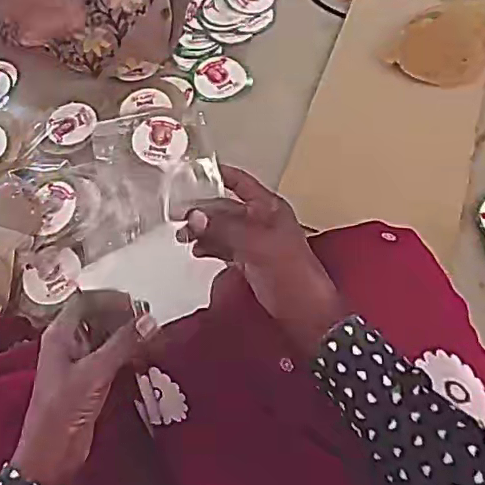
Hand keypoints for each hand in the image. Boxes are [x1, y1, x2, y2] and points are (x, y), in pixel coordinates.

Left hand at [10, 292, 152, 484]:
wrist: (50, 457)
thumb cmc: (63, 410)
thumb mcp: (94, 373)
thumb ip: (122, 344)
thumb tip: (150, 318)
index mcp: (60, 334)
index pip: (85, 301)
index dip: (110, 298)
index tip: (137, 303)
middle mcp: (68, 342)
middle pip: (97, 316)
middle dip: (122, 315)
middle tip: (150, 320)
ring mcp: (79, 362)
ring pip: (105, 337)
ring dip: (127, 334)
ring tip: (152, 335)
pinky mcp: (90, 381)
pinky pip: (110, 357)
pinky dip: (127, 353)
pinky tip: (145, 356)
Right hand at [177, 166, 345, 352]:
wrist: (306, 313)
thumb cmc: (293, 274)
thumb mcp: (256, 244)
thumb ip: (224, 228)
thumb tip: (195, 215)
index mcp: (269, 207)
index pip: (240, 182)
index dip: (219, 174)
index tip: (194, 172)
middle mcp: (262, 220)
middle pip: (226, 207)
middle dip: (202, 210)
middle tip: (178, 215)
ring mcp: (256, 242)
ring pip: (223, 228)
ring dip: (203, 230)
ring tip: (183, 236)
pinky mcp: (251, 262)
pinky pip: (225, 248)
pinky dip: (210, 247)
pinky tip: (198, 250)